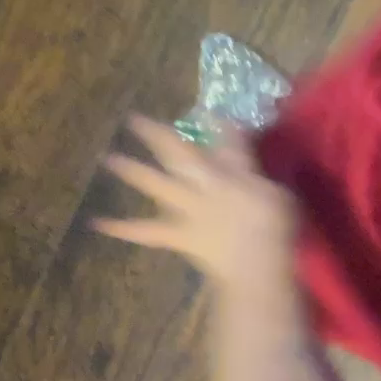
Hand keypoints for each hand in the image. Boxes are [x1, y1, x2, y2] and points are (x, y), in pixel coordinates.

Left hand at [93, 115, 297, 285]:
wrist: (256, 267)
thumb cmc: (277, 231)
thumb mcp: (282, 197)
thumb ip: (264, 178)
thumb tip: (255, 166)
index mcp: (234, 173)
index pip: (229, 141)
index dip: (221, 126)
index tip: (213, 113)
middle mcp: (204, 184)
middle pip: (179, 154)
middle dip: (158, 135)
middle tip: (134, 119)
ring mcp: (188, 209)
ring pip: (156, 184)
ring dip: (132, 171)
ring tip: (108, 158)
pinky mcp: (178, 234)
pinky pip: (147, 231)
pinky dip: (123, 227)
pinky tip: (99, 223)